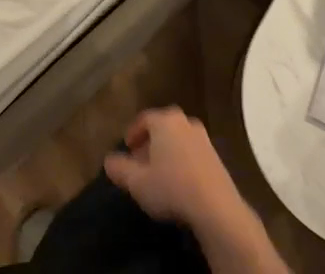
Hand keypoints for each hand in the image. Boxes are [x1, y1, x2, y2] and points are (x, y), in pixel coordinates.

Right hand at [102, 108, 247, 229]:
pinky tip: (177, 181)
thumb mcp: (137, 182)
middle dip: (149, 142)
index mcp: (165, 122)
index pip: (144, 119)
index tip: (126, 147)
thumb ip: (119, 169)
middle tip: (139, 161)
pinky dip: (181, 160)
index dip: (133, 132)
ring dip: (166, 151)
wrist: (214, 206)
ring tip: (157, 173)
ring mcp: (204, 138)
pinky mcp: (216, 156)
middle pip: (162, 128)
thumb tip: (108, 160)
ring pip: (178, 139)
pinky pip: (191, 151)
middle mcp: (185, 123)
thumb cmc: (170, 187)